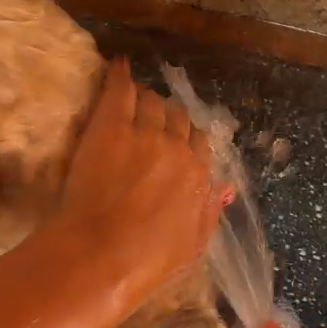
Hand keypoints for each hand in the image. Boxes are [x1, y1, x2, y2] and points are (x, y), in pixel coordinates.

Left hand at [35, 57, 220, 316]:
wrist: (101, 257)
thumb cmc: (146, 262)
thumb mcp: (192, 245)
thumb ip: (210, 212)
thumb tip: (225, 188)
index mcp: (199, 175)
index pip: (199, 141)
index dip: (184, 140)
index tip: (172, 144)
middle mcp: (177, 148)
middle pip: (176, 118)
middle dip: (166, 118)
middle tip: (149, 122)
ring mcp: (144, 133)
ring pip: (151, 101)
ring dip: (144, 100)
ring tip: (133, 101)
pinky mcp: (110, 126)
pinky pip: (120, 90)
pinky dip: (119, 76)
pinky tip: (118, 64)